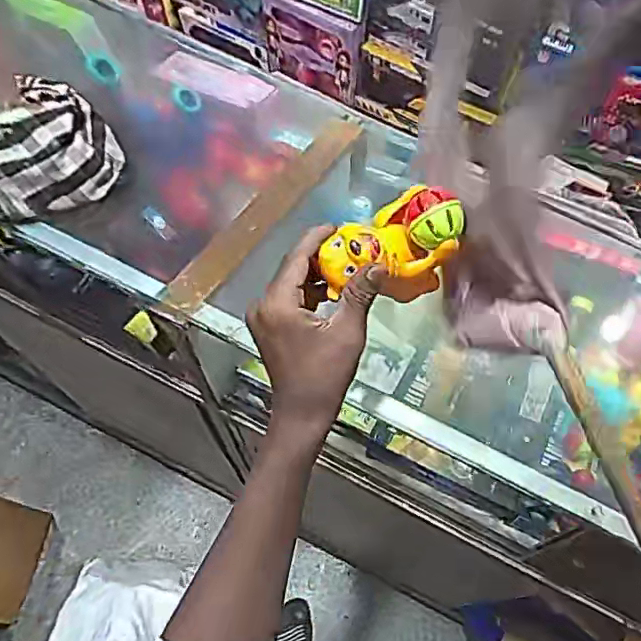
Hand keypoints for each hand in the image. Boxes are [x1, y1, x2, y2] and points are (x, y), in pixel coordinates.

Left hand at [247, 226, 382, 441]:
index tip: (338, 227)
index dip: (317, 238)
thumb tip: (378, 265)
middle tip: (350, 248)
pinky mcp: (268, 328)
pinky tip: (333, 292)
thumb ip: (359, 293)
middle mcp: (263, 305)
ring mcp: (263, 317)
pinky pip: (289, 300)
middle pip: (292, 269)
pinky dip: (310, 293)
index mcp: (277, 303)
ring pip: (291, 284)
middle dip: (321, 257)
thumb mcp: (347, 332)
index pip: (296, 258)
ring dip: (317, 276)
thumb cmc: (325, 375)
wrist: (302, 413)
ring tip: (347, 268)